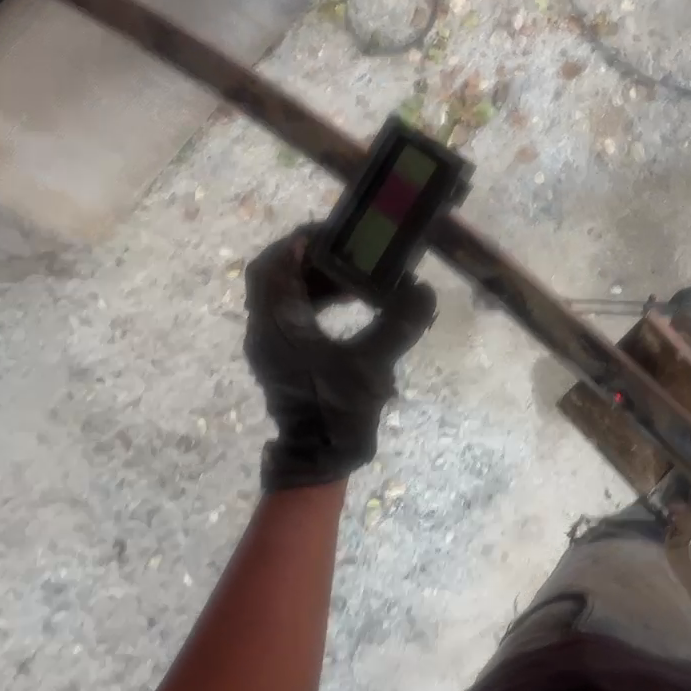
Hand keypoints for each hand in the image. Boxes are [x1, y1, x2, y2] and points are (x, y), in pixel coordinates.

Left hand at [243, 229, 435, 491]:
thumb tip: (423, 290)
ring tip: (356, 278)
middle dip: (310, 259)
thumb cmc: (339, 408)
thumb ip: (398, 323)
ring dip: (316, 281)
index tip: (333, 233)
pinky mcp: (285, 360)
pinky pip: (294, 315)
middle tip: (349, 252)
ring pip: (284, 296)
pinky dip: (318, 302)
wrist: (321, 458)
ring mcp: (273, 347)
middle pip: (275, 277)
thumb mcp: (374, 362)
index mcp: (278, 325)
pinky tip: (352, 307)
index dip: (298, 243)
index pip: (272, 267)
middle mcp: (266, 331)